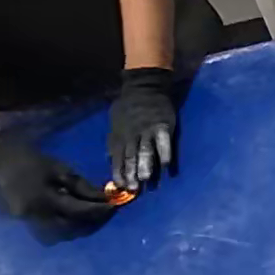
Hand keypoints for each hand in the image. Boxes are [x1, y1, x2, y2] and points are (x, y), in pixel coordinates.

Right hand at [0, 130, 114, 226]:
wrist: (0, 161)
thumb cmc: (32, 161)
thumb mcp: (60, 169)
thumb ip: (83, 187)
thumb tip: (104, 198)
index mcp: (45, 199)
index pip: (80, 212)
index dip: (99, 211)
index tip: (115, 206)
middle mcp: (38, 216)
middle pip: (74, 229)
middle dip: (94, 222)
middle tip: (108, 212)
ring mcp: (31, 222)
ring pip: (64, 235)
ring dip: (83, 228)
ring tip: (95, 216)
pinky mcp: (28, 224)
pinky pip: (54, 233)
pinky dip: (69, 229)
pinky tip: (77, 219)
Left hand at [107, 67, 175, 190]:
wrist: (145, 86)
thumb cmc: (129, 106)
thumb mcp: (115, 121)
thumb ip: (113, 140)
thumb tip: (108, 157)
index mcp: (120, 135)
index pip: (117, 157)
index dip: (119, 172)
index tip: (121, 186)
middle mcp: (132, 135)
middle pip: (131, 157)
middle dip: (131, 173)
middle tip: (134, 188)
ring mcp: (148, 131)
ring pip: (145, 151)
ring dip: (145, 165)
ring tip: (145, 179)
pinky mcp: (163, 126)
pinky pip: (164, 143)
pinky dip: (164, 154)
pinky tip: (165, 166)